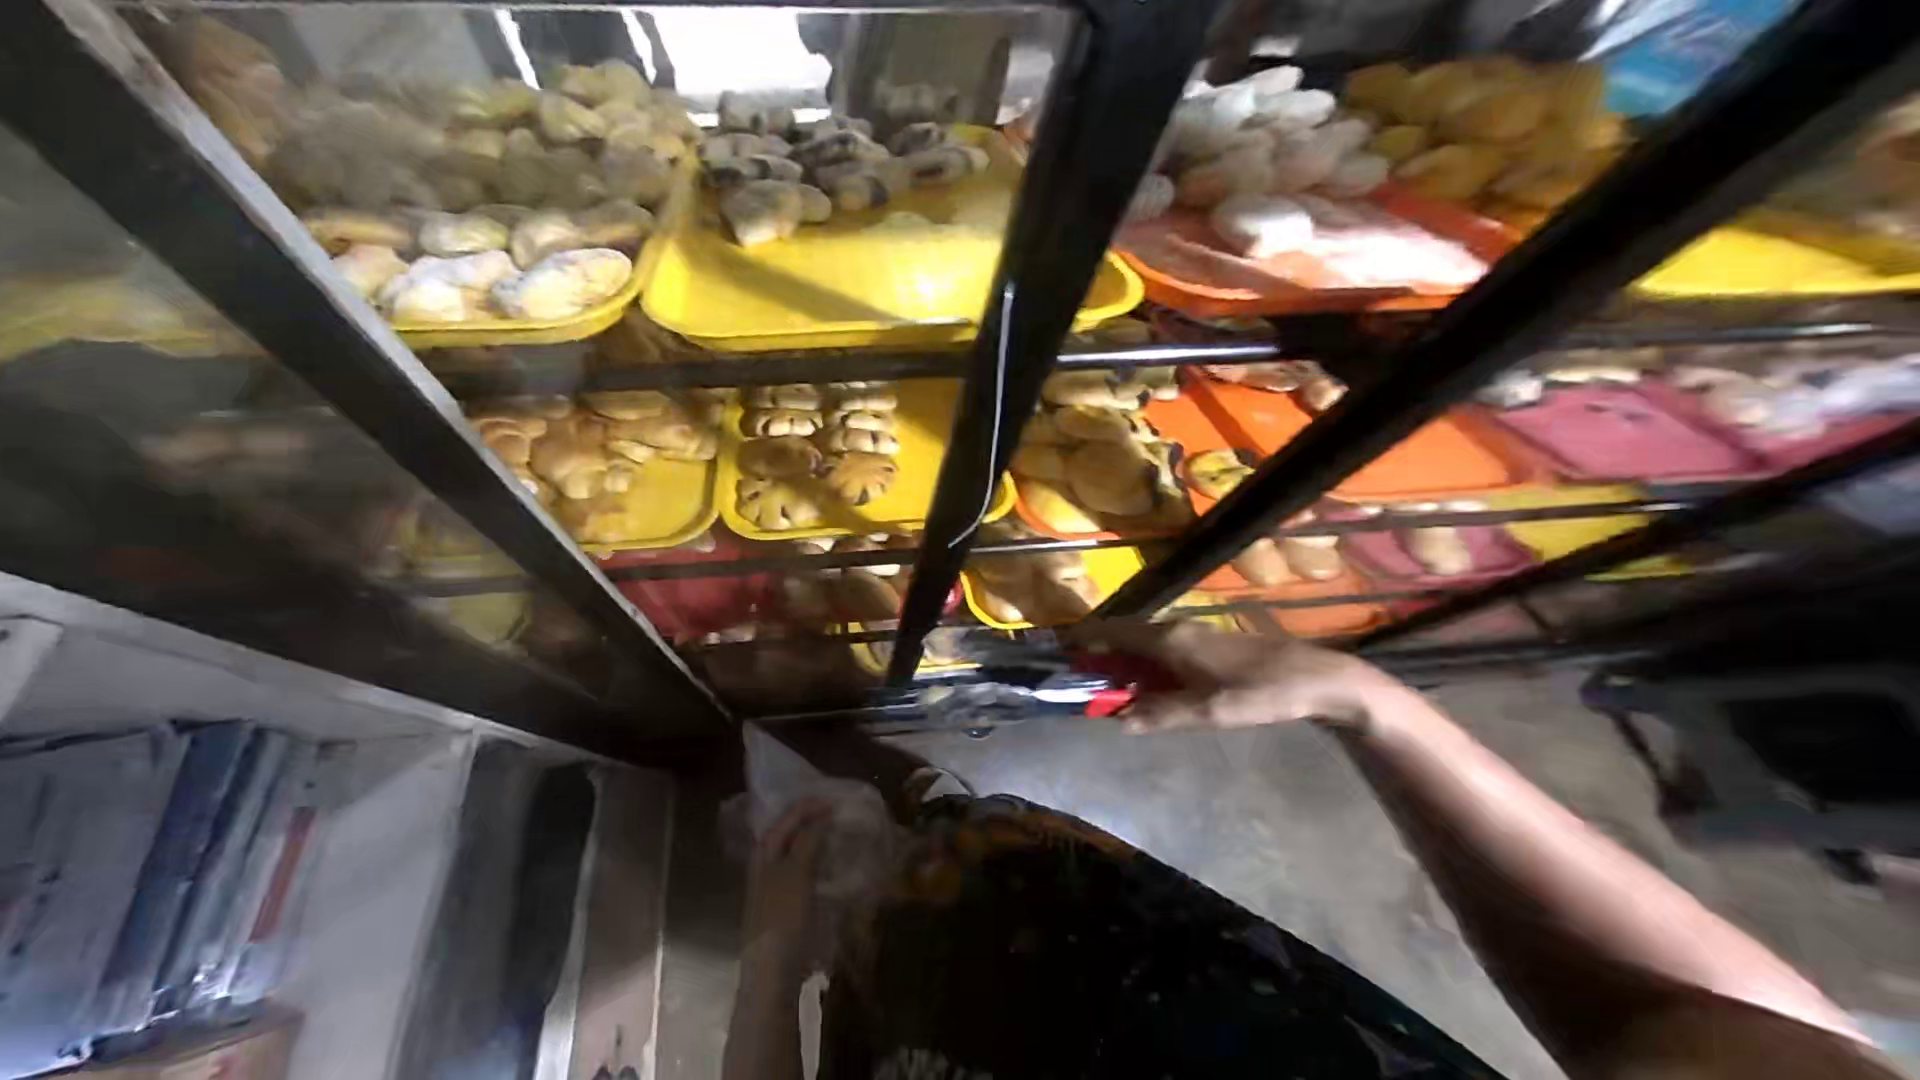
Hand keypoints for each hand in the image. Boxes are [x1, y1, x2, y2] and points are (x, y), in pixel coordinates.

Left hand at [742, 798, 830, 977]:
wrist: (772, 974)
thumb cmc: (782, 918)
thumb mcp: (797, 873)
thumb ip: (808, 840)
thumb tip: (821, 815)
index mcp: (765, 853)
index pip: (787, 817)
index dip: (809, 805)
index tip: (836, 798)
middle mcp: (765, 865)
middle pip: (788, 832)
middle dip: (810, 819)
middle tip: (838, 810)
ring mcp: (774, 886)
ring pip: (795, 851)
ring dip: (815, 839)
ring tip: (839, 832)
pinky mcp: (785, 905)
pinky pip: (802, 871)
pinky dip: (817, 861)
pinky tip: (832, 865)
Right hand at [1067, 620, 1408, 733]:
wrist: (1316, 677)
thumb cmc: (1260, 693)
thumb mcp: (1209, 712)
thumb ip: (1161, 715)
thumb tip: (1118, 720)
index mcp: (1168, 641)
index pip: (1112, 632)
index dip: (1084, 641)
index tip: (1060, 653)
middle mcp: (1175, 628)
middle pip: (1124, 635)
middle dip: (1099, 654)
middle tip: (1082, 679)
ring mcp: (1192, 632)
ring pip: (1143, 640)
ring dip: (1122, 659)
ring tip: (1109, 686)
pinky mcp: (1207, 641)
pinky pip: (1161, 646)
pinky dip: (1144, 661)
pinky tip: (1150, 684)